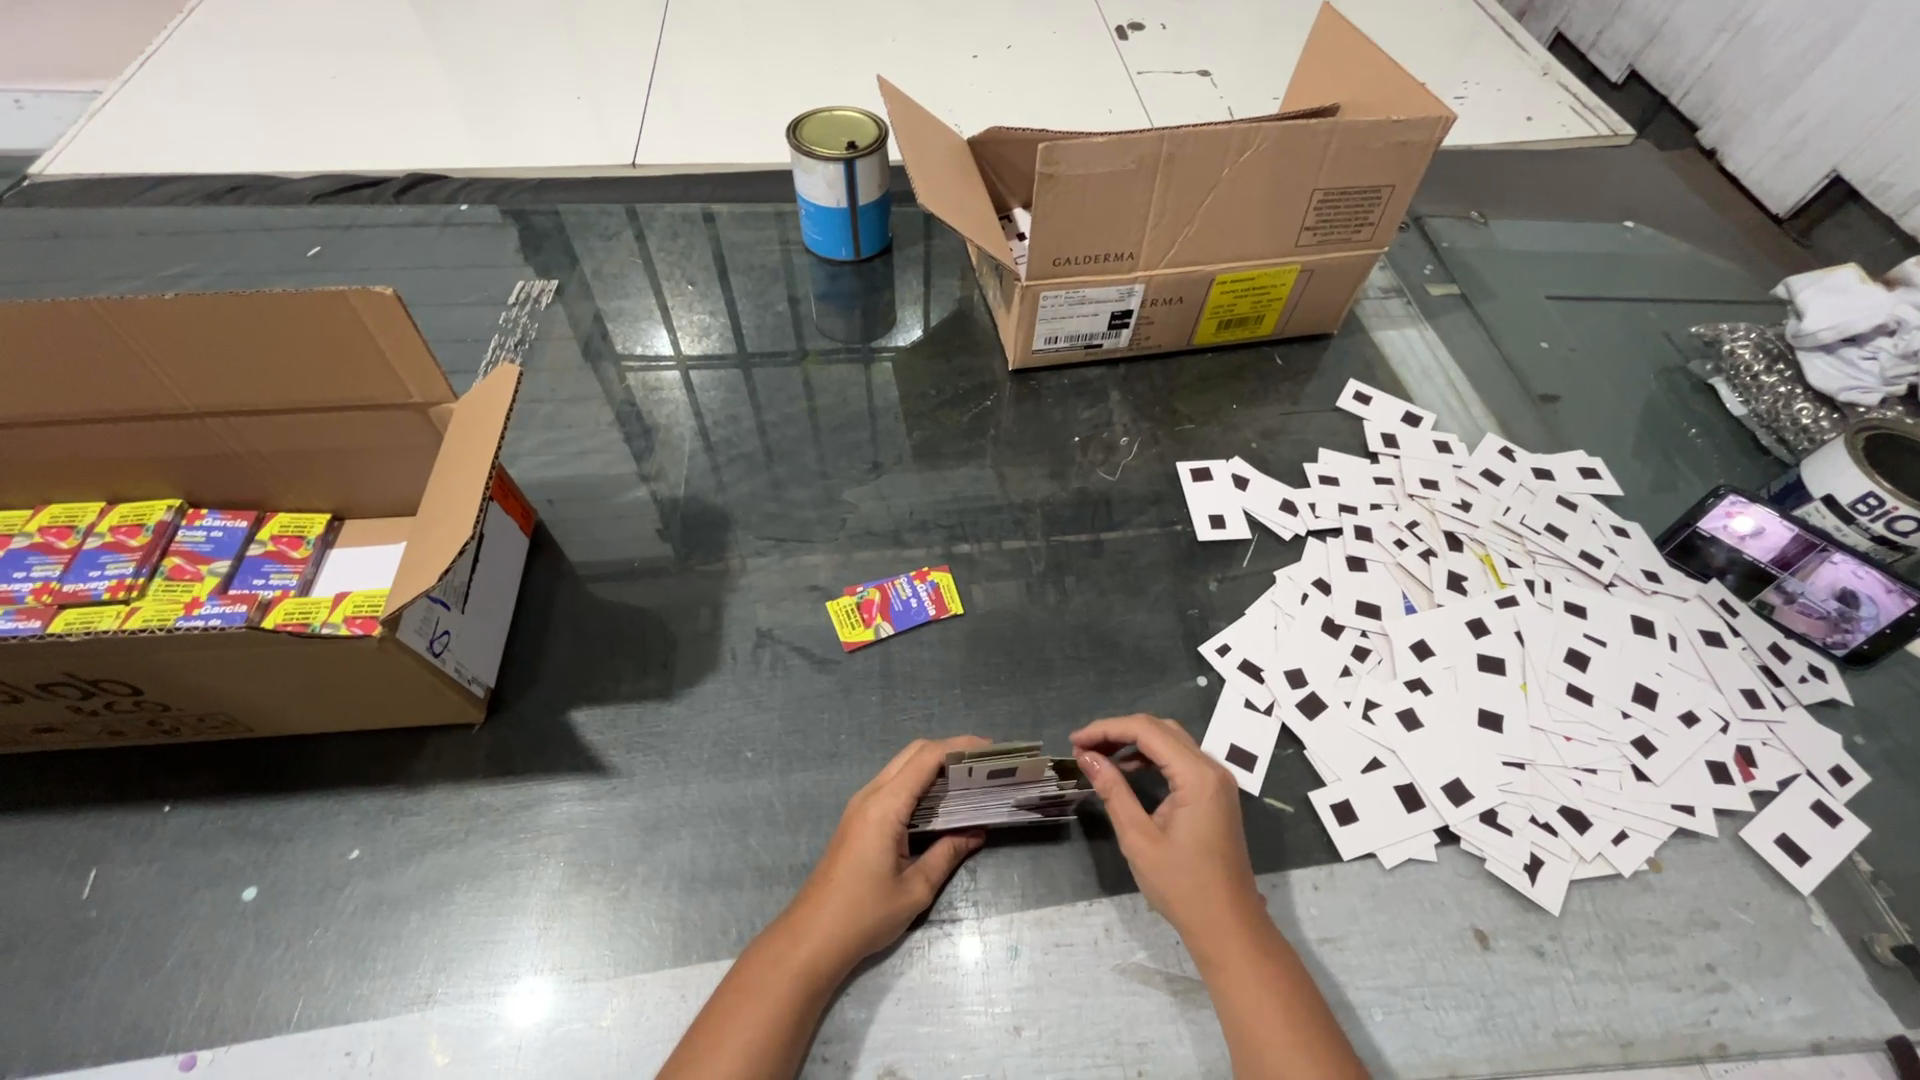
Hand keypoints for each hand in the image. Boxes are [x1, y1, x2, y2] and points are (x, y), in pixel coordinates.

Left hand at [780, 736, 990, 973]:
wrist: (812, 937)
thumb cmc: (864, 915)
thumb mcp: (916, 889)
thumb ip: (947, 854)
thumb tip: (976, 832)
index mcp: (885, 807)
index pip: (926, 758)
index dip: (959, 746)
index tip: (990, 751)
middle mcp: (870, 796)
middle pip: (913, 753)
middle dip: (950, 751)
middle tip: (983, 766)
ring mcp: (860, 806)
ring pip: (901, 768)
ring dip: (933, 767)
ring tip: (968, 781)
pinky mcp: (858, 819)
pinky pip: (893, 786)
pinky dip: (919, 783)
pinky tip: (939, 802)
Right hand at [1071, 714, 1261, 936]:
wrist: (1228, 925)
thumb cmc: (1182, 886)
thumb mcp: (1138, 838)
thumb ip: (1113, 791)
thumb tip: (1087, 757)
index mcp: (1196, 776)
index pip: (1146, 731)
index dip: (1106, 729)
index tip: (1075, 741)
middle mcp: (1211, 769)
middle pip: (1161, 729)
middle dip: (1119, 732)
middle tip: (1084, 747)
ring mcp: (1217, 781)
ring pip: (1171, 742)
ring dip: (1134, 743)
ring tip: (1099, 756)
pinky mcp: (1215, 794)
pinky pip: (1180, 761)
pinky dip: (1152, 758)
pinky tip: (1127, 771)